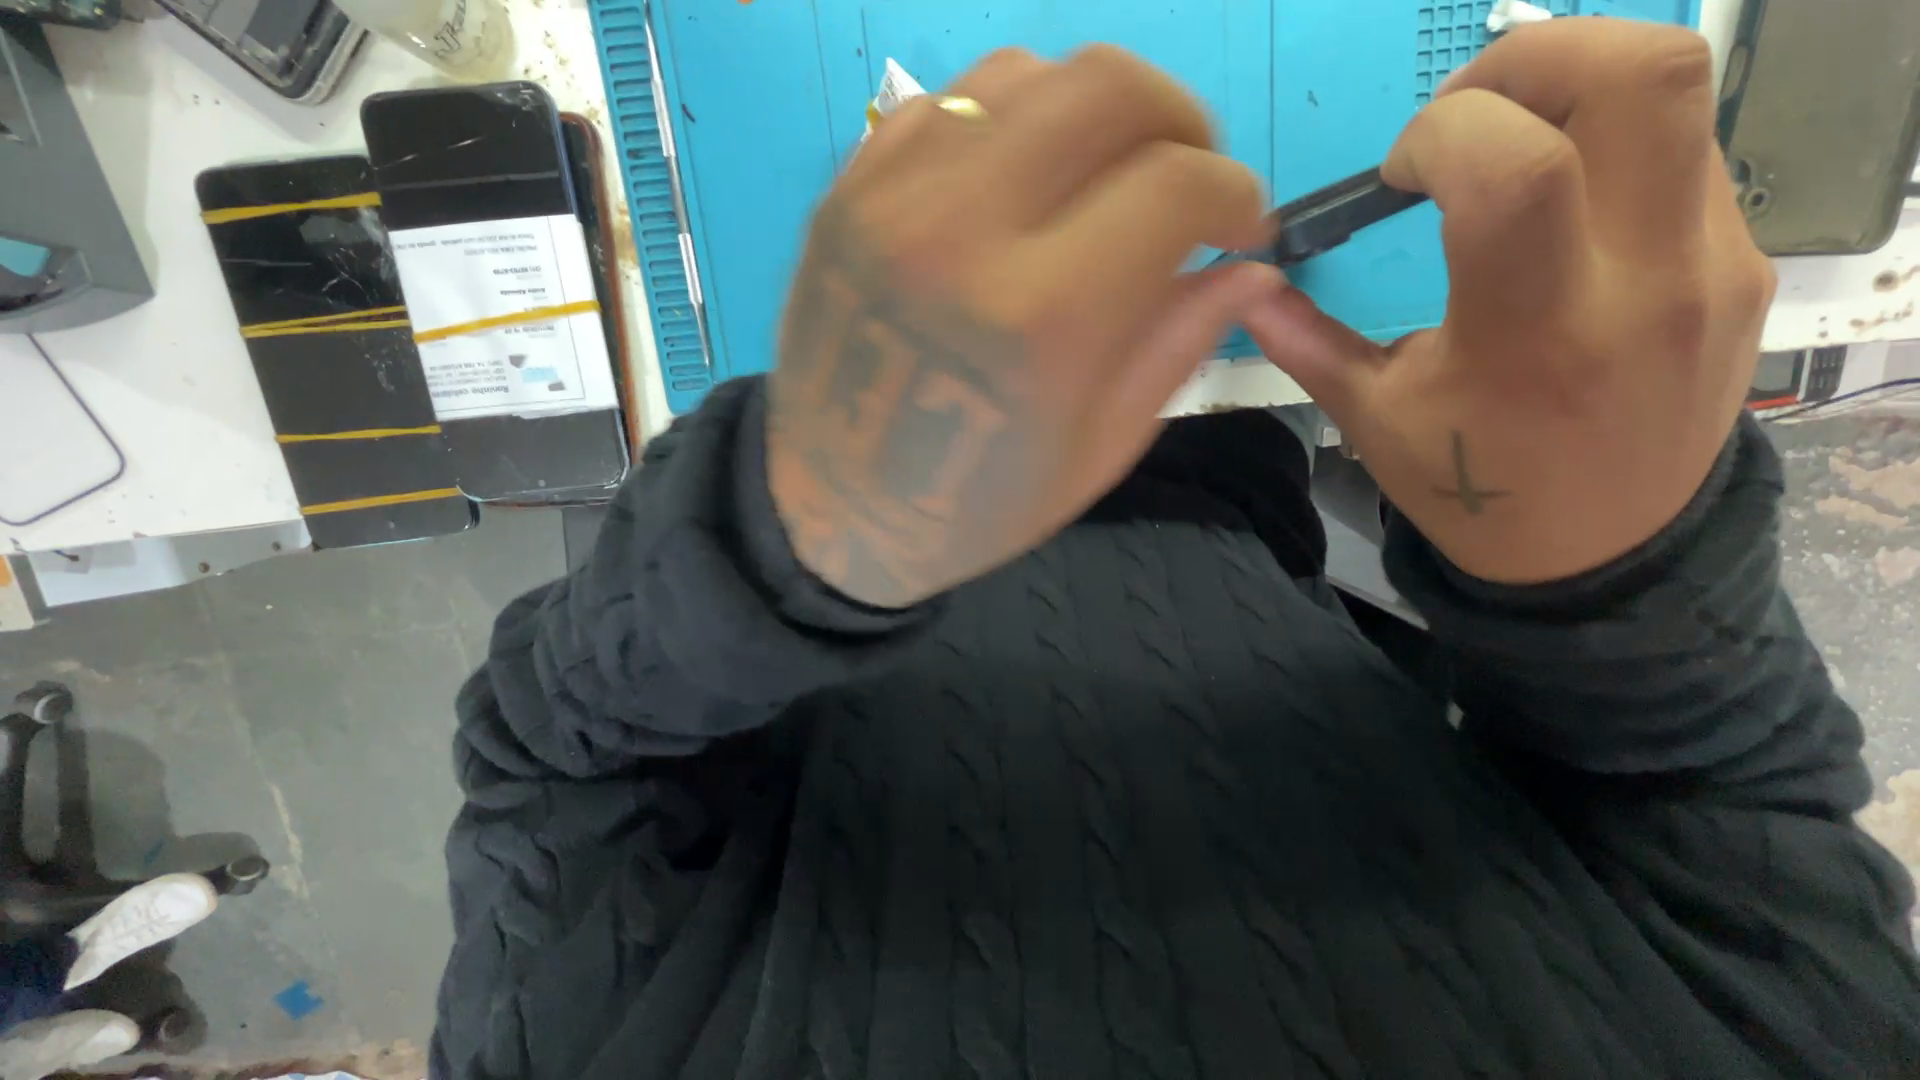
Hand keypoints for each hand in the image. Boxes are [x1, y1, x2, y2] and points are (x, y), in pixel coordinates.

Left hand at [767, 47, 1275, 607]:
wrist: (833, 509)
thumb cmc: (974, 504)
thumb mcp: (1095, 452)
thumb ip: (1178, 345)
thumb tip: (1250, 266)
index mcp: (1038, 319)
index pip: (1175, 184)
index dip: (1235, 192)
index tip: (1242, 225)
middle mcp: (962, 232)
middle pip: (1106, 87)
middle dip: (1179, 120)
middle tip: (1185, 179)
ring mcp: (892, 199)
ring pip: (1028, 75)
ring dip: (1093, 111)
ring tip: (1103, 179)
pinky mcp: (848, 192)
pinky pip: (950, 103)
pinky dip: (1010, 123)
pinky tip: (1020, 186)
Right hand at [1243, 19, 1774, 583]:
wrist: (1602, 553)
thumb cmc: (1471, 487)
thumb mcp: (1372, 421)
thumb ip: (1304, 342)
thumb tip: (1240, 285)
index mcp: (1526, 336)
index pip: (1511, 164)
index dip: (1439, 133)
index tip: (1400, 173)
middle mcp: (1639, 283)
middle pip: (1638, 73)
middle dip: (1530, 55)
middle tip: (1465, 109)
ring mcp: (1710, 266)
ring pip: (1673, 97)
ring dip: (1570, 95)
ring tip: (1509, 151)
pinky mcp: (1745, 264)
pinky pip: (1685, 155)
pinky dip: (1608, 150)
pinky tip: (1561, 212)